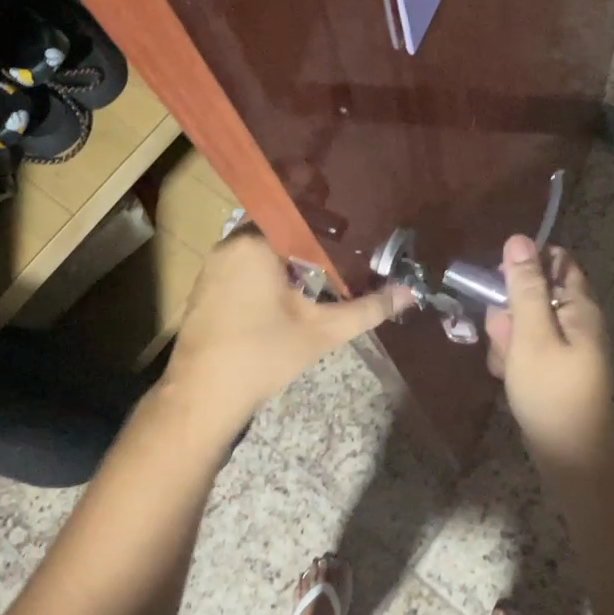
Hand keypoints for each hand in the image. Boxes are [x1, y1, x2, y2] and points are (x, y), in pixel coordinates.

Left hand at [158, 231, 410, 435]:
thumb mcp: (322, 330)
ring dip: (286, 265)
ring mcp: (212, 268)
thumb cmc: (263, 355)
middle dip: (309, 249)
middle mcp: (228, 245)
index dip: (329, 228)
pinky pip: (241, 270)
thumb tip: (410, 292)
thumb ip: (367, 308)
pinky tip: (285, 300)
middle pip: (279, 235)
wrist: (203, 396)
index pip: (299, 218)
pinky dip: (264, 279)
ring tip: (321, 278)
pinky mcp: (204, 290)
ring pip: (259, 253)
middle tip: (343, 261)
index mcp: (255, 243)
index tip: (353, 240)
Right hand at [484, 234, 613, 464]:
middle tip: (503, 337)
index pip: (554, 262)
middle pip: (534, 294)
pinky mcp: (554, 368)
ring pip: (524, 324)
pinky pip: (527, 349)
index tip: (500, 288)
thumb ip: (525, 288)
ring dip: (506, 339)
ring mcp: (567, 347)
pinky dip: (513, 359)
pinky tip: (506, 377)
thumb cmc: (550, 392)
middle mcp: (577, 321)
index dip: (523, 268)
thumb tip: (519, 240)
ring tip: (505, 366)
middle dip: (509, 312)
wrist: (568, 455)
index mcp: (579, 307)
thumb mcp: (531, 336)